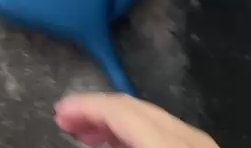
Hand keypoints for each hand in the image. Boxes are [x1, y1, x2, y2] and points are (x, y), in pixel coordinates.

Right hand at [55, 93, 217, 147]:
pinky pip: (169, 139)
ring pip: (154, 122)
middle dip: (98, 113)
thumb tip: (83, 137)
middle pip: (138, 110)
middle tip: (67, 124)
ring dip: (118, 125)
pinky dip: (139, 138)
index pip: (122, 110)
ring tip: (89, 138)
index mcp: (171, 147)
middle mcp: (192, 142)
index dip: (85, 106)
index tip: (58, 114)